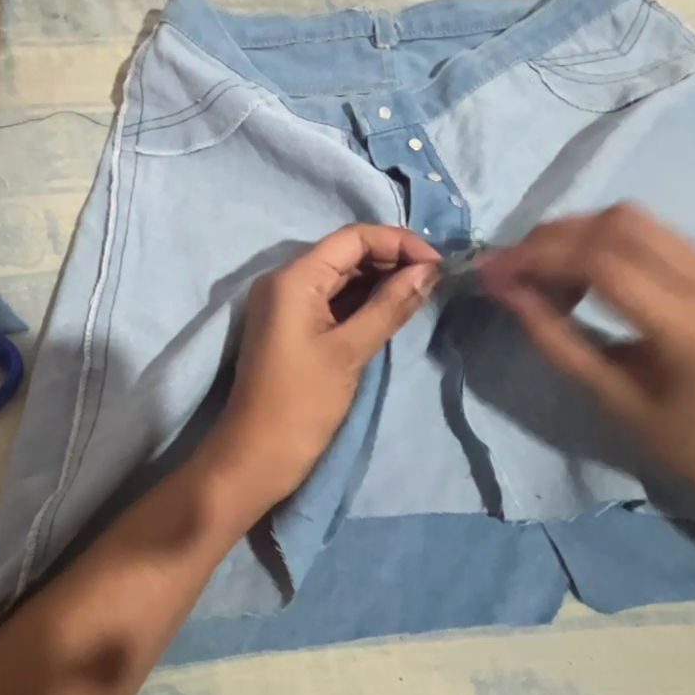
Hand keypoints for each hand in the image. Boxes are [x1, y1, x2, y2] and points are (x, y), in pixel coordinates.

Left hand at [203, 225, 440, 510]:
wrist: (255, 456)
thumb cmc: (302, 403)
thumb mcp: (350, 351)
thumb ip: (390, 306)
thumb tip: (429, 271)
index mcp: (294, 277)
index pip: (353, 238)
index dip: (398, 242)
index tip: (439, 264)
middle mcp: (286, 279)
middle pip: (347, 252)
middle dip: (393, 259)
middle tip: (437, 279)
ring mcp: (287, 302)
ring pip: (341, 275)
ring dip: (381, 279)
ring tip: (424, 291)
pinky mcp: (293, 324)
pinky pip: (332, 298)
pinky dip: (363, 299)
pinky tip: (395, 306)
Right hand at [476, 203, 694, 495]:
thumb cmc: (676, 439)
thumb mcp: (605, 395)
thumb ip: (551, 335)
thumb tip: (501, 285)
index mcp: (693, 333)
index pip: (606, 266)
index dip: (542, 258)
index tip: (496, 268)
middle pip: (621, 226)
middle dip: (554, 237)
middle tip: (513, 262)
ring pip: (635, 219)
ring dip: (576, 233)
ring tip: (544, 266)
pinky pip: (652, 234)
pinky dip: (602, 241)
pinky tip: (581, 268)